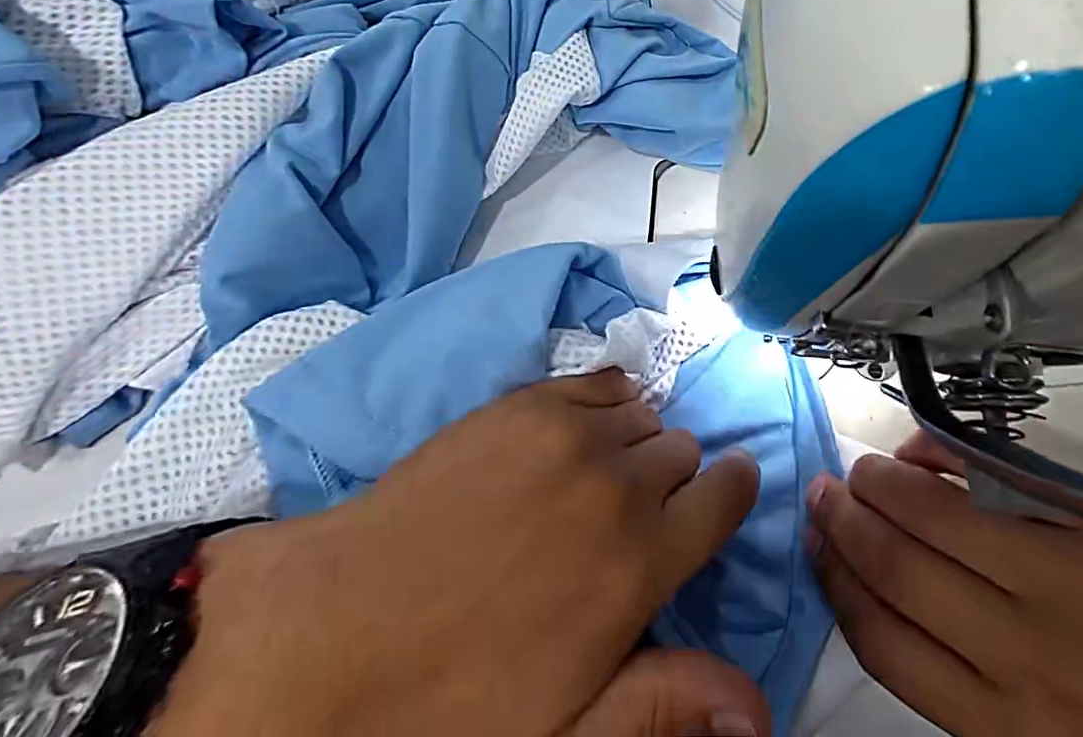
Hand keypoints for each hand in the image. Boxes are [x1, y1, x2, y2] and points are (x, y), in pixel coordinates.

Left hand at [150, 370, 766, 736]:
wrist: (322, 642)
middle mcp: (618, 483)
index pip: (727, 493)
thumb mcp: (563, 736)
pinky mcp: (520, 404)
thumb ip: (664, 708)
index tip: (718, 495)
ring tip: (594, 475)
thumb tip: (760, 711)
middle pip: (682, 449)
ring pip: (642, 412)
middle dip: (672, 477)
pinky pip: (597, 381)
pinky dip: (602, 400)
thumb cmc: (448, 706)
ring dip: (633, 440)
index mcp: (642, 562)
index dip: (730, 490)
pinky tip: (575, 431)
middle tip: (630, 512)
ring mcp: (567, 433)